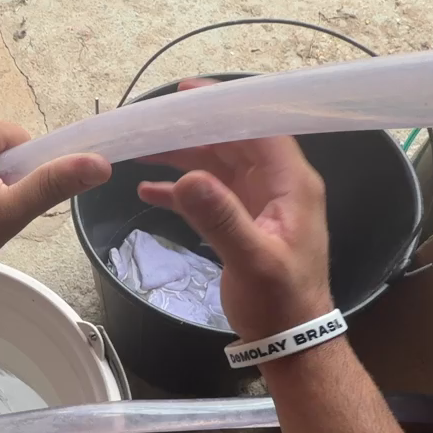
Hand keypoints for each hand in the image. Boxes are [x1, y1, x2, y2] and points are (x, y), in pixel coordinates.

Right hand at [135, 80, 331, 341]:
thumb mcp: (252, 260)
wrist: (287, 338)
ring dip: (181, 158)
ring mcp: (258, 203)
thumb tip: (188, 178)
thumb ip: (221, 219)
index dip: (225, 106)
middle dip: (192, 130)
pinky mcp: (239, 222)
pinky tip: (149, 189)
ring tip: (141, 150)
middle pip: (232, 143)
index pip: (259, 129)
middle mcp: (277, 186)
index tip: (186, 93)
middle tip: (151, 122)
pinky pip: (206, 196)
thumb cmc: (279, 300)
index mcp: (291, 184)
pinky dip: (179, 190)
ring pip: (216, 167)